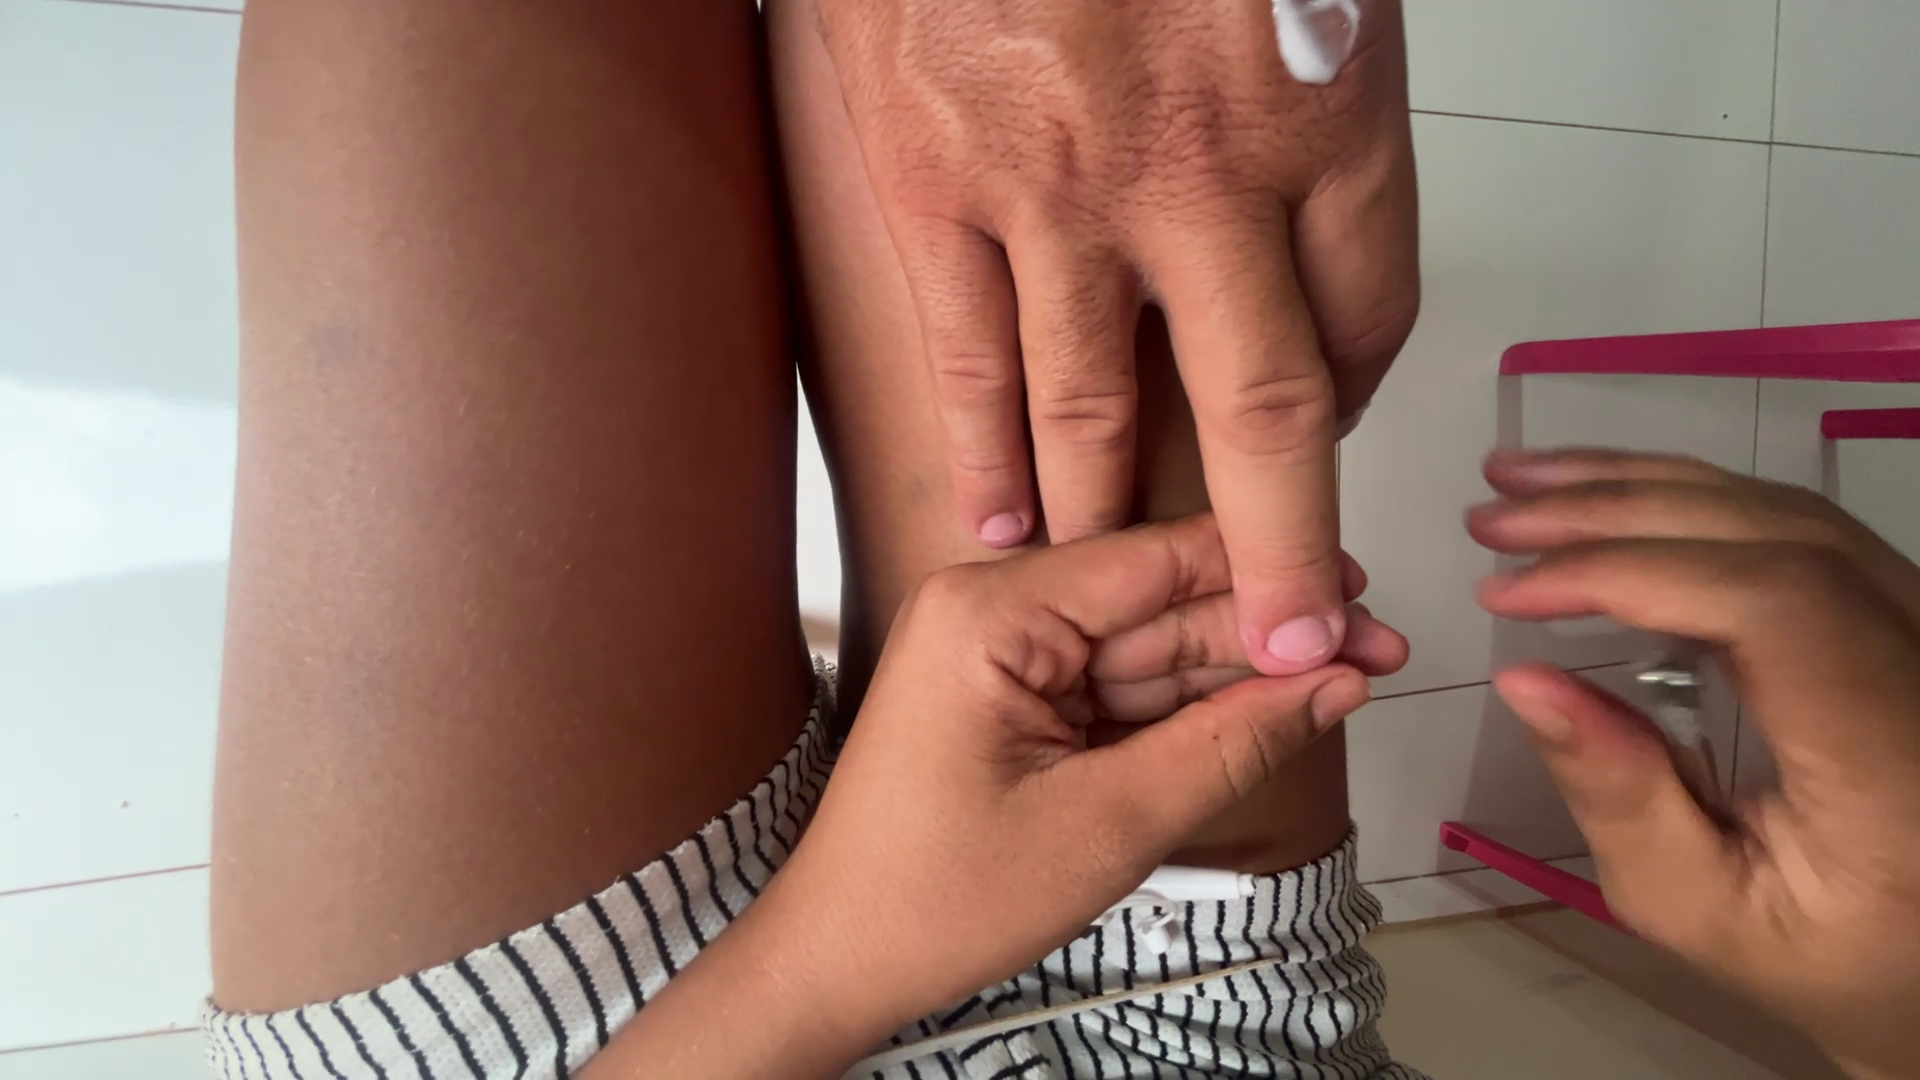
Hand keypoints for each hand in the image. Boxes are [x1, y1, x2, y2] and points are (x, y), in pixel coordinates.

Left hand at [774, 515, 1376, 1043]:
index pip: (1152, 561)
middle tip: (1372, 652)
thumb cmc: (942, 897)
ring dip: (1232, 672)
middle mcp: (989, 605)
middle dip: (1261, 634)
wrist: (842, 952)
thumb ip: (1227, 744)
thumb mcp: (1105, 824)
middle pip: (1153, 603)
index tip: (1360, 598)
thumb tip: (1333, 682)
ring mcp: (998, 645)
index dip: (1263, 577)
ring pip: (1140, 645)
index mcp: (989, 611)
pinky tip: (1256, 710)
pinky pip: (1110, 681)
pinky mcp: (1009, 686)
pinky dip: (1179, 704)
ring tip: (1336, 684)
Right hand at [814, 0, 1419, 674]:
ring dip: (1111, 518)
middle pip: (1258, 408)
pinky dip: (987, 455)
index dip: (1351, 405)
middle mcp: (1192, 174)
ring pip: (1096, 407)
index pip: (1363, 314)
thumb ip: (1319, 117)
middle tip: (1285, 633)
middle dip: (1276, 544)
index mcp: (1313, 106)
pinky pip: (976, 360)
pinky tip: (999, 524)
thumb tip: (1305, 269)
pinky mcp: (943, 197)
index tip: (1322, 448)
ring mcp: (1057, 196)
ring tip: (1117, 592)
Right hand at [1468, 448, 1919, 1079]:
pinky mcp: (1902, 609)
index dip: (1623, 574)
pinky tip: (1594, 489)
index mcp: (1900, 760)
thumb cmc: (1825, 952)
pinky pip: (1787, 522)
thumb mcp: (1692, 906)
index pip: (1773, 606)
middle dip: (1607, 514)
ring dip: (1630, 484)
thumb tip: (1520, 678)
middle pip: (1774, 536)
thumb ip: (1614, 795)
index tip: (1502, 595)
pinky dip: (1673, 492)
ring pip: (1782, 508)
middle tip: (1487, 520)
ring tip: (1511, 479)